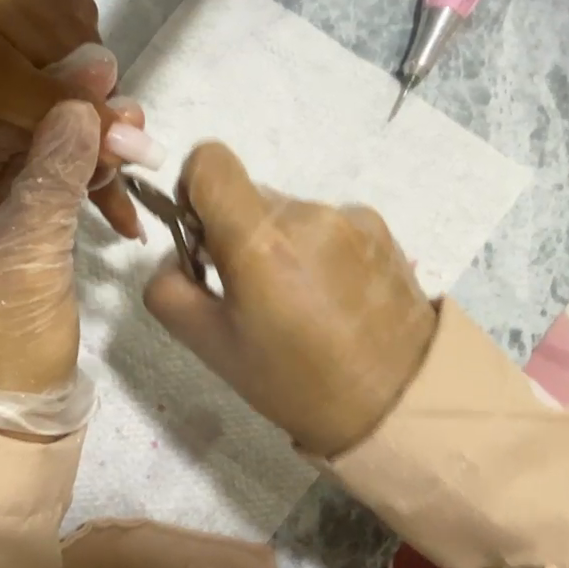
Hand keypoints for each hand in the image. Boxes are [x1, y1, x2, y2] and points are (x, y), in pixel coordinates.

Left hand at [0, 0, 99, 394]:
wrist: (18, 403)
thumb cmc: (3, 334)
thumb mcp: (29, 251)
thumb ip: (55, 173)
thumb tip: (80, 108)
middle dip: (48, 100)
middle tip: (108, 72)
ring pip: (24, 149)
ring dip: (77, 135)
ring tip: (133, 120)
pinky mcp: (13, 225)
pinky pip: (43, 180)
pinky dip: (80, 170)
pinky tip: (122, 160)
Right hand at [143, 144, 438, 455]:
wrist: (400, 406)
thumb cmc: (291, 381)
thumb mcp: (208, 344)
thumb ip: (168, 289)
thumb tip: (178, 260)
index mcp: (258, 240)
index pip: (208, 161)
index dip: (192, 190)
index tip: (200, 238)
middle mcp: (306, 213)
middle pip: (245, 196)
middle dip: (233, 233)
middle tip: (246, 293)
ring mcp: (349, 218)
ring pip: (285, 213)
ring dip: (276, 244)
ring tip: (294, 303)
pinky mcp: (380, 230)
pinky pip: (324, 225)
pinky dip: (313, 252)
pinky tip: (329, 299)